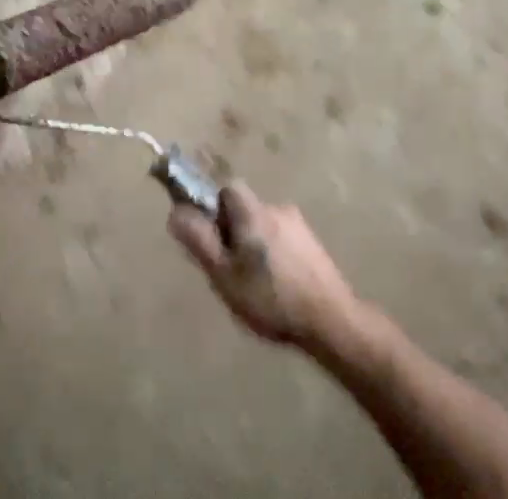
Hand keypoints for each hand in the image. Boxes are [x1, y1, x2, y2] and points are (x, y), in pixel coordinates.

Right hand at [168, 183, 361, 348]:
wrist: (332, 321)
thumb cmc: (271, 298)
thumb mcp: (224, 275)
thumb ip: (199, 240)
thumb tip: (175, 211)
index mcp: (254, 213)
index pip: (227, 187)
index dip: (212, 205)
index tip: (209, 235)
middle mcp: (279, 210)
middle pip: (244, 209)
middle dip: (231, 232)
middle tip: (227, 268)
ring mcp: (301, 228)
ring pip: (263, 226)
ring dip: (253, 245)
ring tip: (253, 284)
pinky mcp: (314, 246)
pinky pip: (282, 240)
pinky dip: (273, 255)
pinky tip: (276, 287)